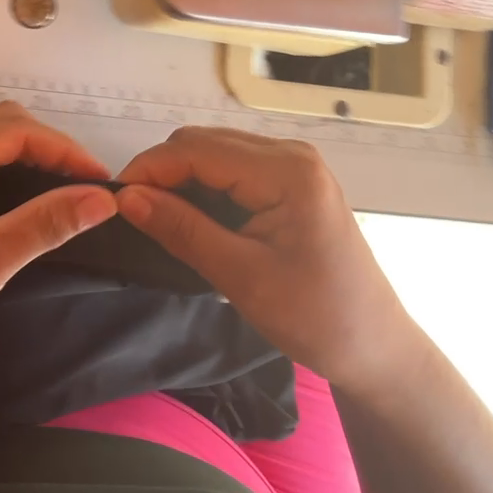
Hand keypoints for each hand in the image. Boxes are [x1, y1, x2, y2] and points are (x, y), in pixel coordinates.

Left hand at [0, 103, 118, 375]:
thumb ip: (49, 221)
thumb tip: (104, 199)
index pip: (17, 130)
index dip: (65, 149)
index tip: (101, 179)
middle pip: (2, 122)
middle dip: (48, 143)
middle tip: (84, 180)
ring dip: (28, 149)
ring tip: (64, 181)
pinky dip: (7, 162)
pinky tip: (26, 189)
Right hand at [115, 127, 426, 397]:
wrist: (377, 349)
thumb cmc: (316, 318)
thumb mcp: (241, 277)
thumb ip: (182, 230)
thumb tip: (126, 197)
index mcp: (287, 171)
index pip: (196, 150)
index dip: (150, 169)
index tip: (116, 204)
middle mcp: (290, 154)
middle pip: (202, 144)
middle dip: (162, 173)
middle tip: (135, 217)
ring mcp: (293, 165)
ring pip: (212, 153)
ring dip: (180, 180)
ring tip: (160, 221)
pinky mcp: (290, 181)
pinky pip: (230, 169)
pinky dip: (203, 188)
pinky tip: (194, 220)